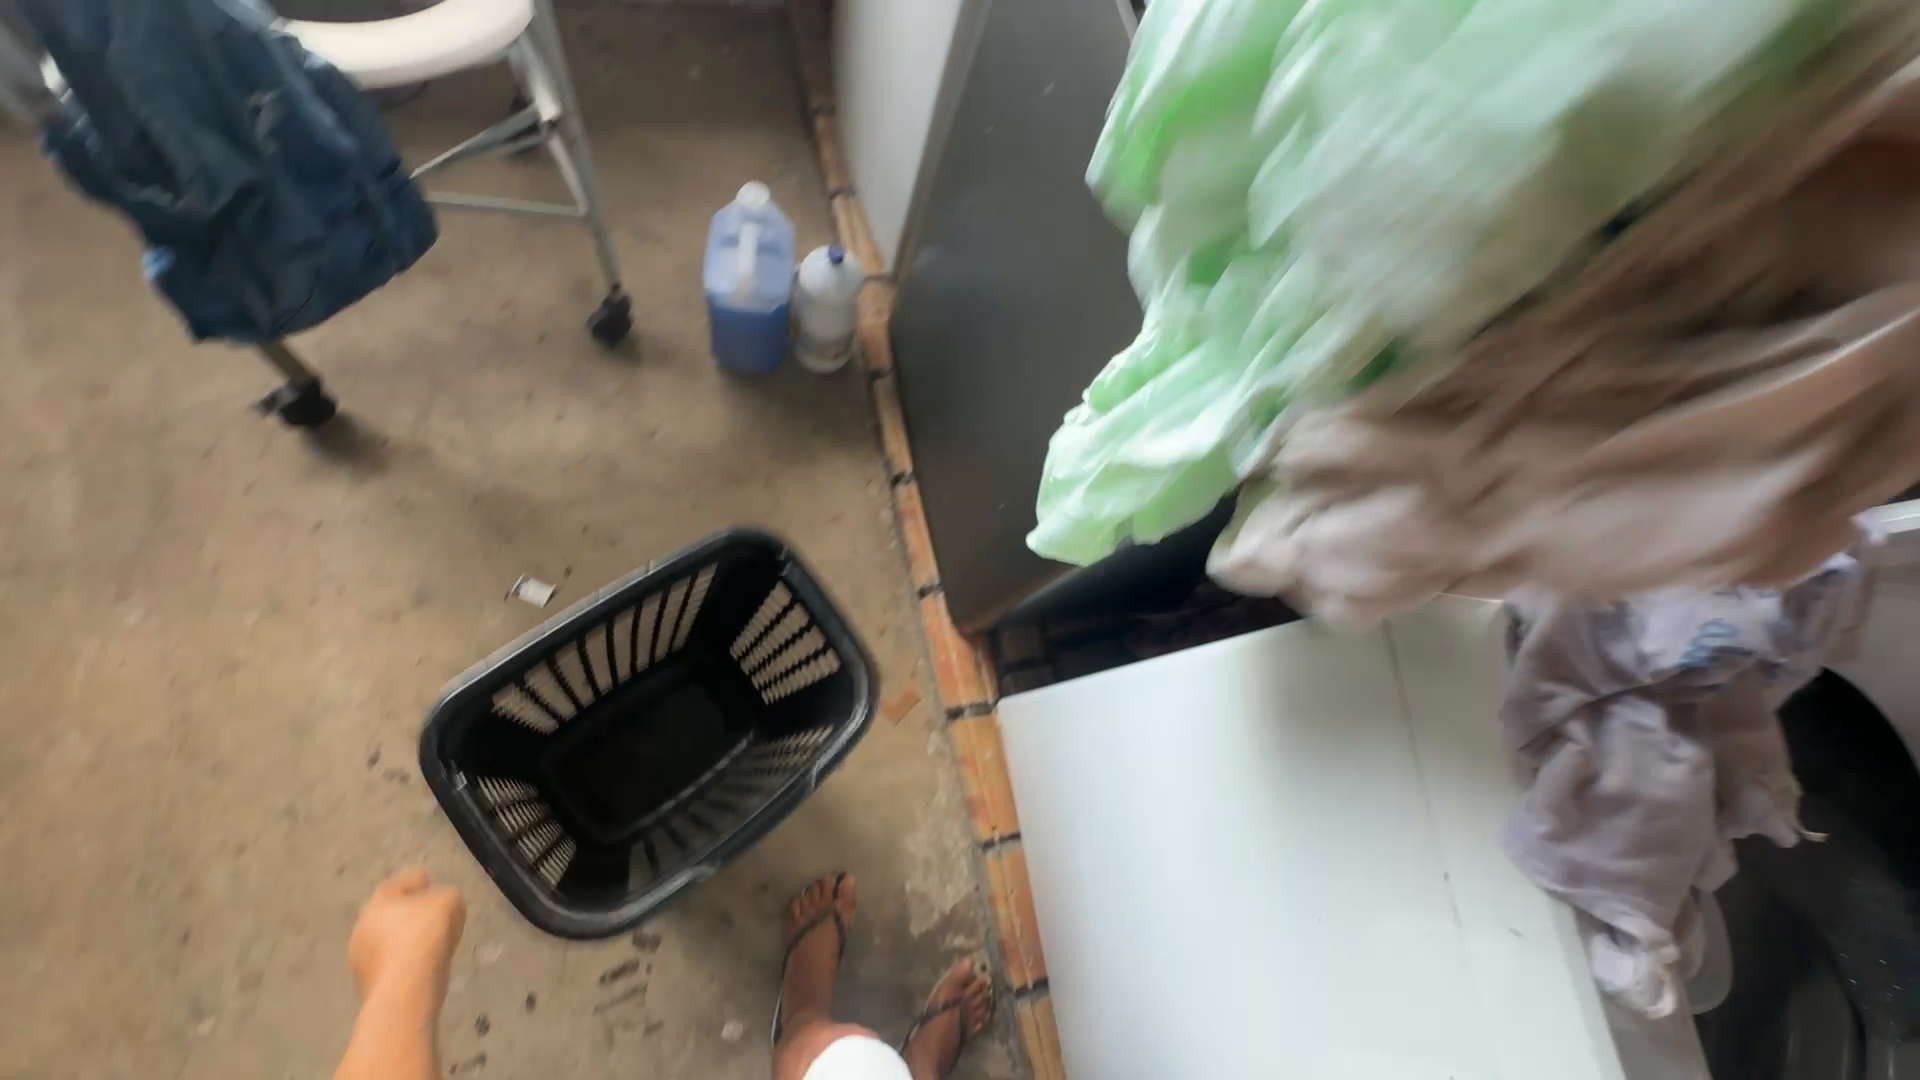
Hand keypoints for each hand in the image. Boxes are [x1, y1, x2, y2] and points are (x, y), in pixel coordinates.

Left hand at [347, 868, 466, 1008]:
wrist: (406, 986)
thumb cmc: (426, 933)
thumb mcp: (450, 899)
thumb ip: (443, 895)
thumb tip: (435, 904)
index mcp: (379, 902)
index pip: (397, 884)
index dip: (415, 881)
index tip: (429, 882)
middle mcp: (362, 927)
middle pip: (388, 912)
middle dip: (407, 910)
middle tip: (430, 911)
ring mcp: (361, 957)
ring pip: (387, 938)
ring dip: (404, 935)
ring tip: (430, 938)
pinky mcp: (368, 981)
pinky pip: (390, 959)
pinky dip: (404, 956)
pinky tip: (423, 959)